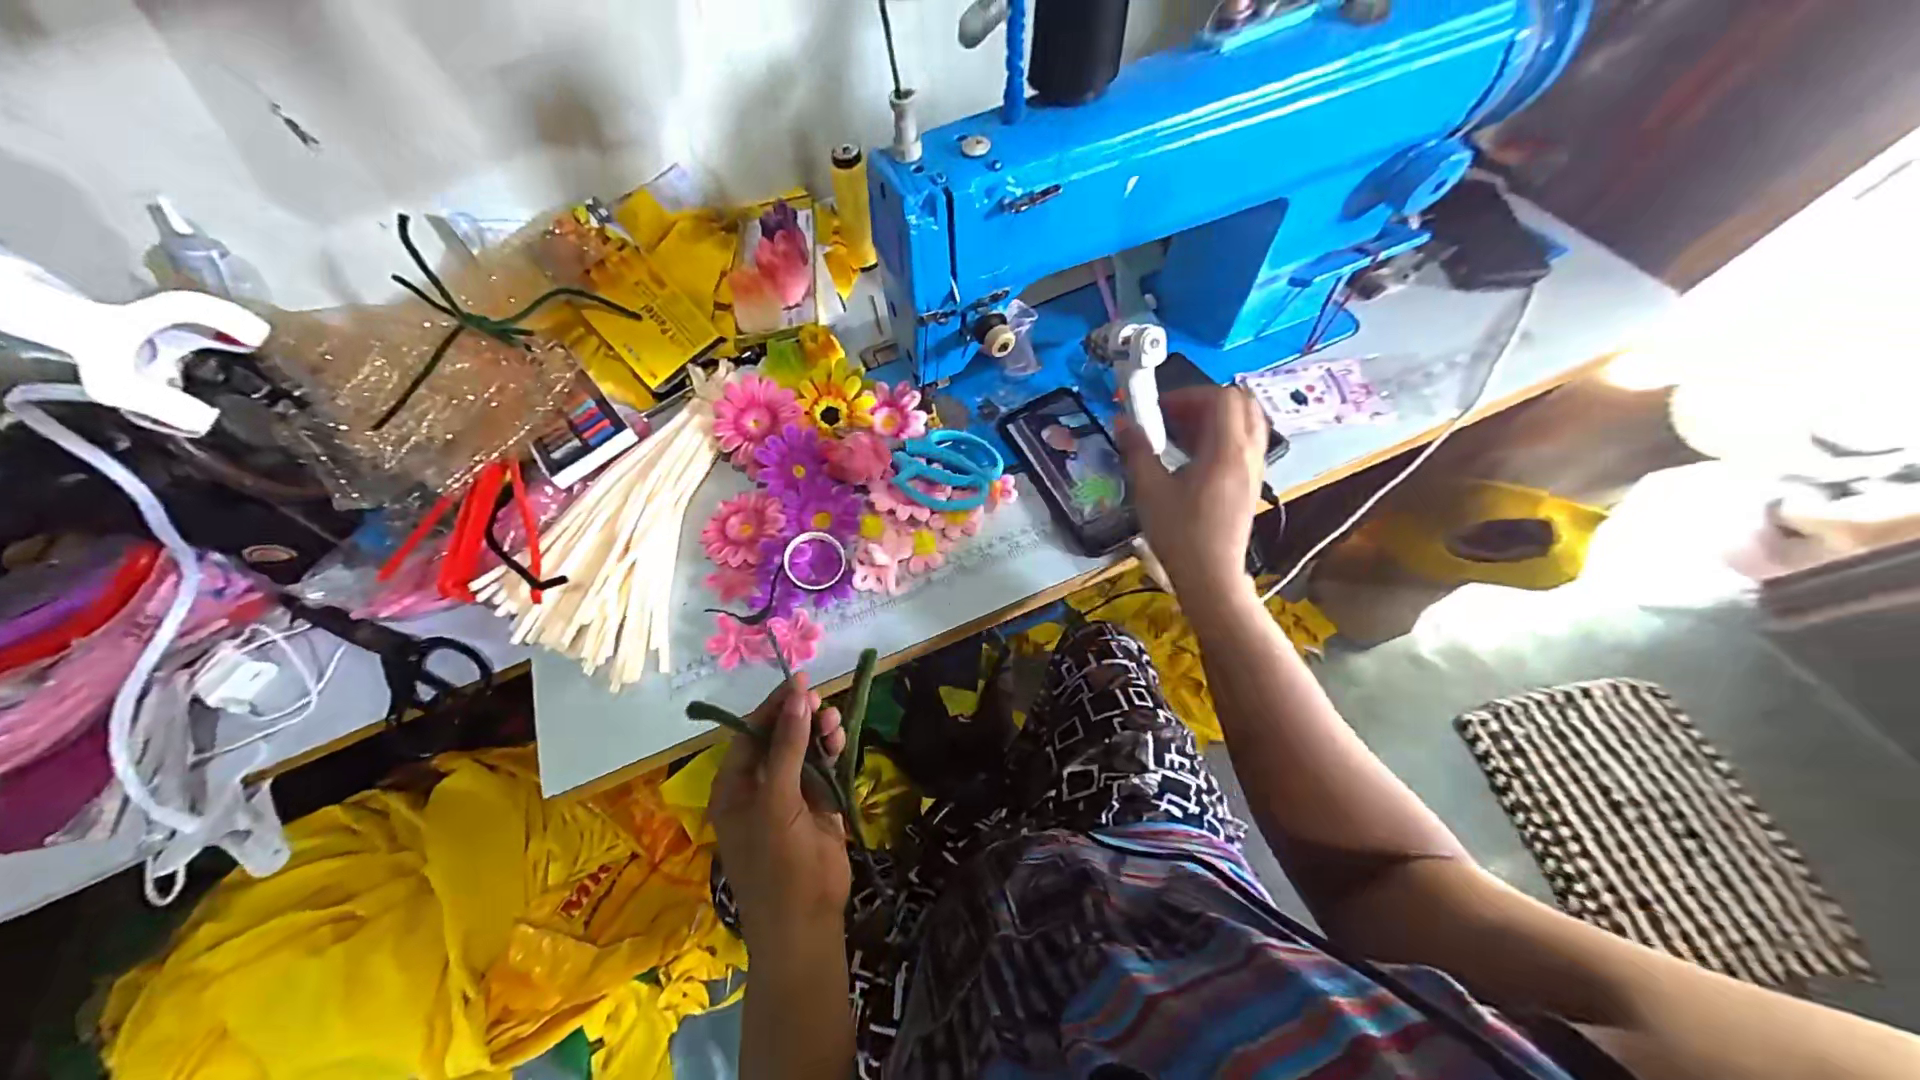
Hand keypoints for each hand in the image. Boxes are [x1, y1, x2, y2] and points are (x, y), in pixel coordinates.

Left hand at [709, 674, 851, 949]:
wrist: (807, 923)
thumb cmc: (778, 864)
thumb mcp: (776, 802)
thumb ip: (787, 748)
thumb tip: (796, 698)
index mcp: (735, 787)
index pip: (750, 734)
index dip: (773, 706)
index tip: (798, 681)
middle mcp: (760, 787)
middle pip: (779, 738)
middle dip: (798, 717)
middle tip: (819, 698)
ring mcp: (791, 797)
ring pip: (805, 751)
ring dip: (819, 732)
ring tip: (834, 719)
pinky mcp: (819, 807)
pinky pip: (825, 769)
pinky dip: (833, 752)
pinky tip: (840, 738)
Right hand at [1115, 384, 1267, 596]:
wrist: (1210, 577)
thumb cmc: (1180, 534)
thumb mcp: (1150, 490)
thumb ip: (1137, 451)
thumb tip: (1123, 422)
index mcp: (1227, 450)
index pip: (1221, 397)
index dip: (1189, 394)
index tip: (1159, 409)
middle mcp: (1248, 454)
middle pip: (1240, 404)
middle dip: (1204, 402)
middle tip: (1172, 417)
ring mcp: (1254, 470)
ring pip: (1245, 424)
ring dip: (1214, 420)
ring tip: (1180, 436)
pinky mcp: (1250, 485)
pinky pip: (1244, 445)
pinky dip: (1221, 438)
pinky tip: (1192, 459)